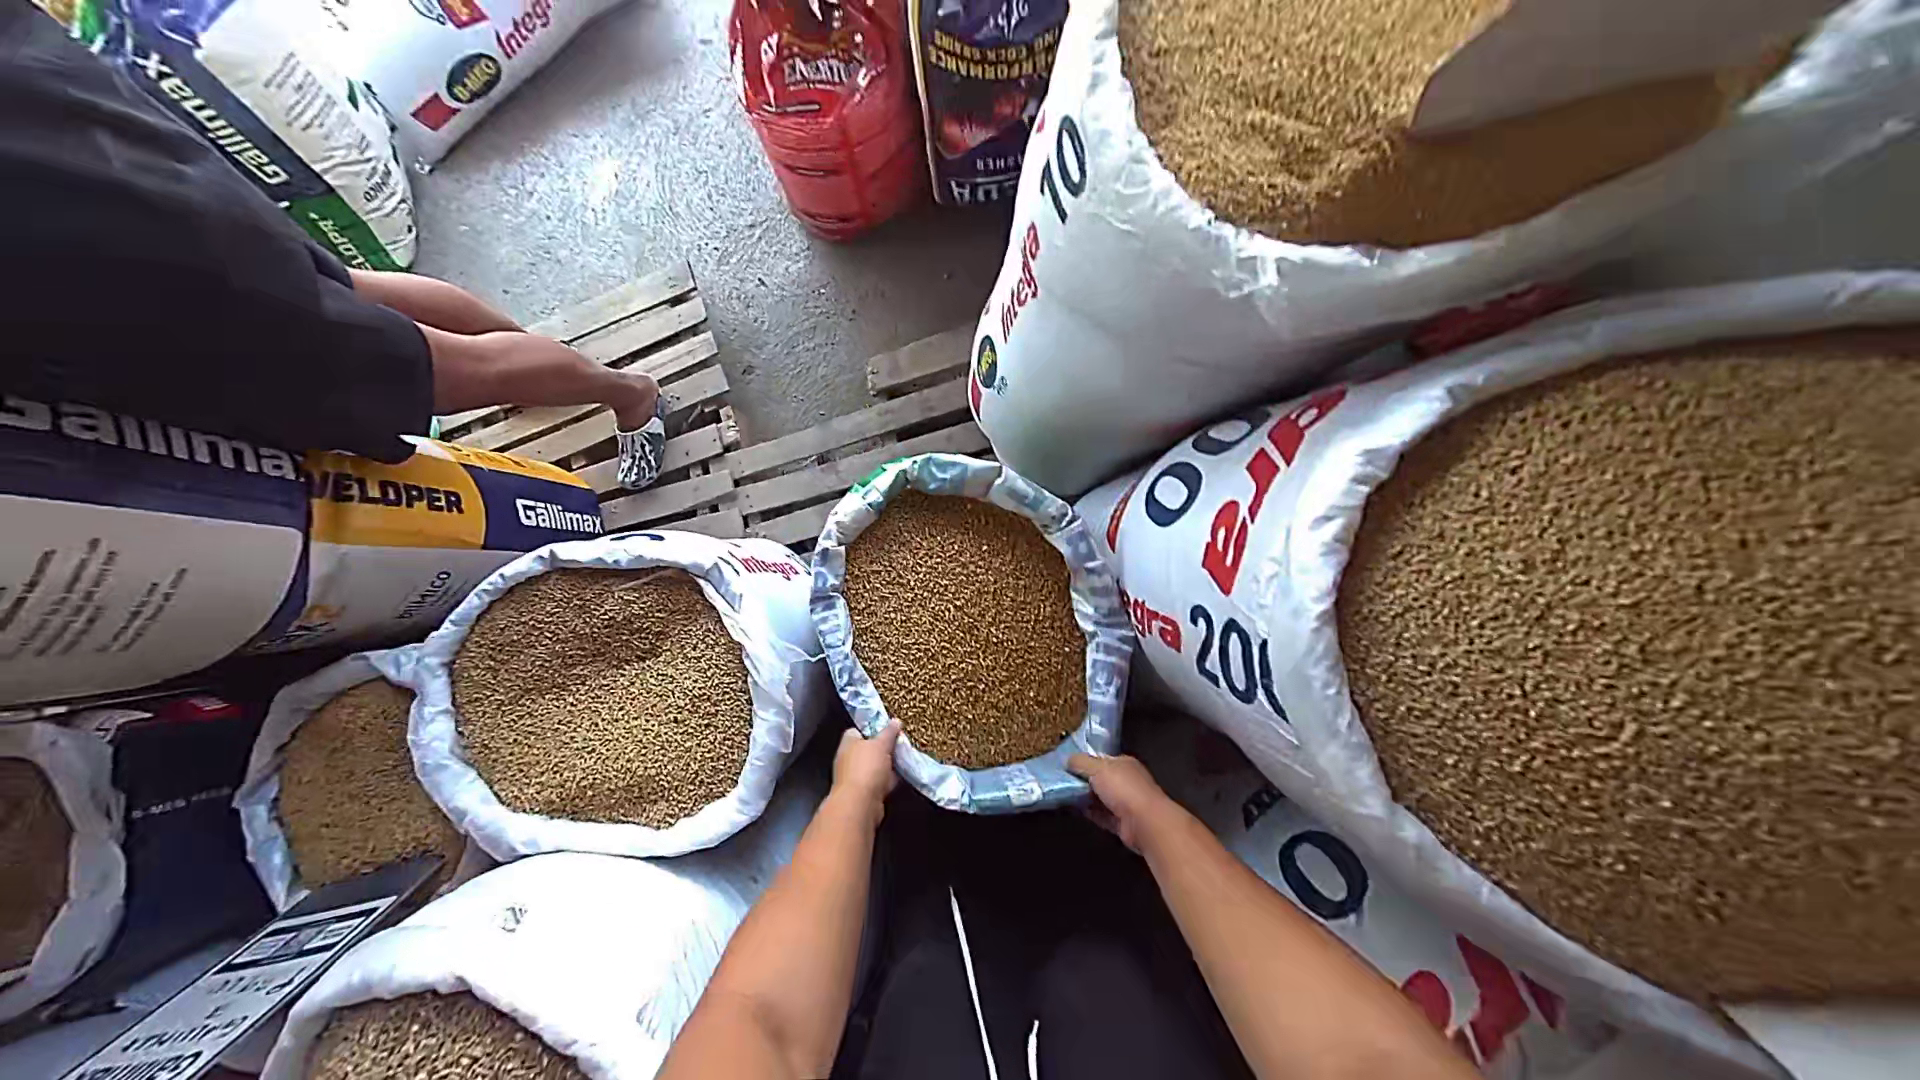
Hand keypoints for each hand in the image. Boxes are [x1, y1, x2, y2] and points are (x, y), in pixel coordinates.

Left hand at [831, 722, 899, 817]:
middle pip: (868, 749)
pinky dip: (888, 779)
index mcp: (848, 743)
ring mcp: (855, 777)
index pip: (857, 731)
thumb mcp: (881, 744)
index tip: (887, 729)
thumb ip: (889, 732)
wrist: (860, 803)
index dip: (872, 729)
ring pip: (875, 766)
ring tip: (903, 759)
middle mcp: (848, 759)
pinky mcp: (863, 792)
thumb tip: (895, 721)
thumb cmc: (867, 767)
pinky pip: (878, 781)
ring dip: (887, 765)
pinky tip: (900, 777)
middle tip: (899, 744)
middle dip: (883, 747)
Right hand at [1068, 752, 1181, 853]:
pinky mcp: (1123, 823)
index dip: (1085, 761)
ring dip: (1085, 798)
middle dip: (1083, 781)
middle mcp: (1127, 782)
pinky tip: (1075, 810)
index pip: (1102, 759)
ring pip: (1100, 798)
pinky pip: (1102, 816)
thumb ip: (1081, 762)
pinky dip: (1090, 813)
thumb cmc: (1123, 788)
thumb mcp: (1098, 768)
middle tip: (1061, 781)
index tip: (1067, 765)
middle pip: (1101, 779)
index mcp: (1124, 763)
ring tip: (1063, 795)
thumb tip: (1067, 759)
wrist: (1145, 823)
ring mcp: (1126, 803)